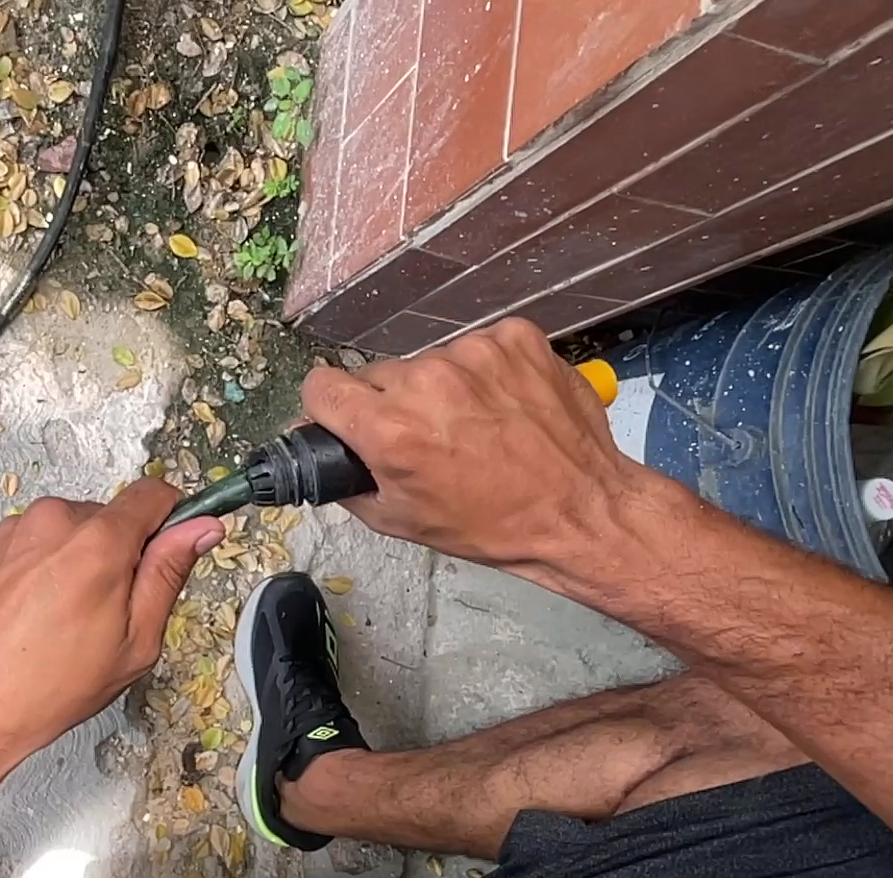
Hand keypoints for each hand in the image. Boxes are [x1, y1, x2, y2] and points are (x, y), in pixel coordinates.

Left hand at [0, 479, 223, 796]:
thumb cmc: (48, 688)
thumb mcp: (135, 642)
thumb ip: (170, 573)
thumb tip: (201, 530)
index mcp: (98, 542)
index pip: (153, 494)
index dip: (172, 518)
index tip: (172, 545)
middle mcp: (54, 522)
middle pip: (112, 516)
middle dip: (122, 553)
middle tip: (110, 609)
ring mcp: (16, 530)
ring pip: (72, 530)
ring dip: (80, 560)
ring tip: (65, 618)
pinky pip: (37, 541)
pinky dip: (45, 567)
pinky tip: (35, 613)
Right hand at [300, 318, 646, 582]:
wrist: (578, 511)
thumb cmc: (488, 524)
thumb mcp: (397, 520)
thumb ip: (344, 479)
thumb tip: (314, 447)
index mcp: (389, 429)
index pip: (320, 385)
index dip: (327, 406)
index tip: (344, 419)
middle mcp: (426, 382)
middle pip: (373, 374)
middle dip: (386, 403)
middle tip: (420, 437)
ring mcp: (474, 354)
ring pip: (424, 362)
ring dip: (434, 388)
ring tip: (469, 424)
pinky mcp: (514, 338)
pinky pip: (471, 348)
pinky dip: (478, 373)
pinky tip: (498, 405)